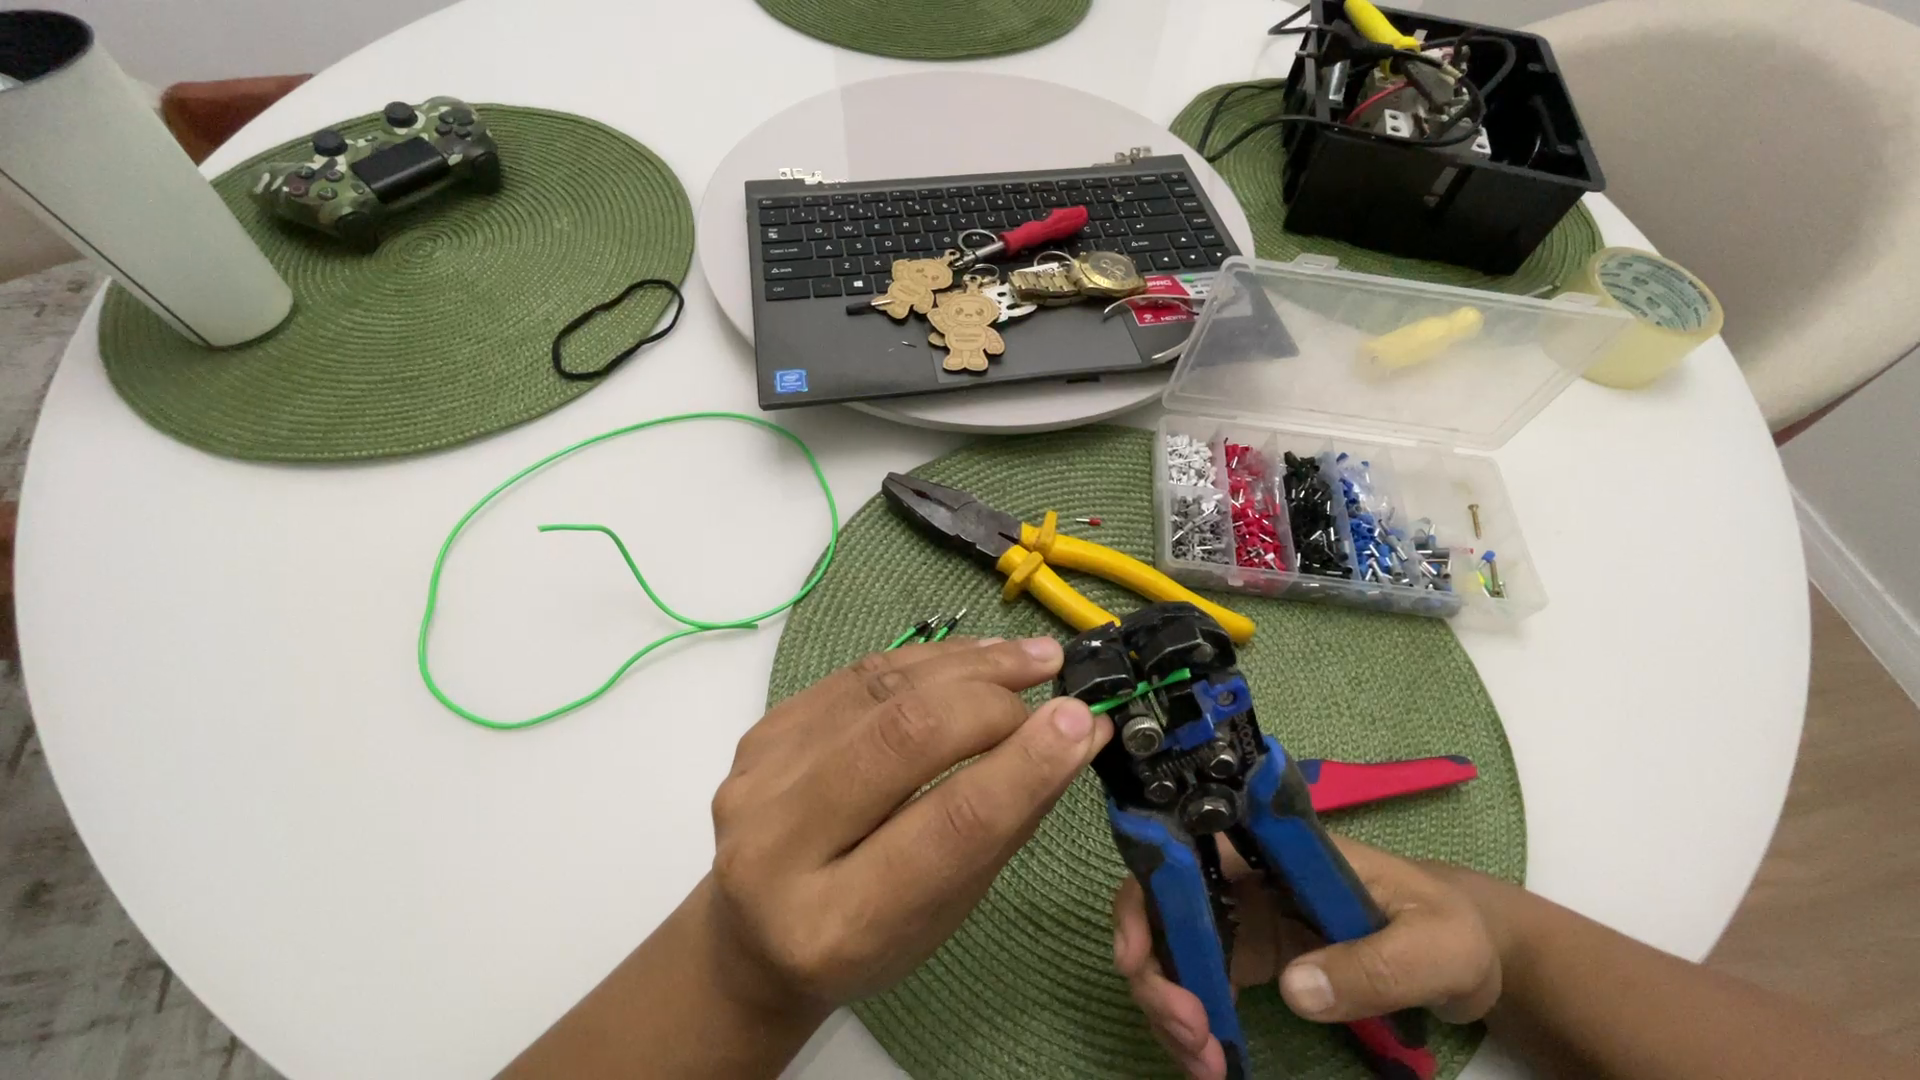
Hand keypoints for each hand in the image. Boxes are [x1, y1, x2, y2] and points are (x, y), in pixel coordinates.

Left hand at [701, 636, 1112, 1019]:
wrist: (757, 933)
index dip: (1022, 765)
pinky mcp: (760, 733)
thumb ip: (1006, 822)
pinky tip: (976, 656)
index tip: (1082, 720)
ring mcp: (759, 779)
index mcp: (835, 924)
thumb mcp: (947, 910)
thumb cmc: (870, 940)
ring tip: (1032, 656)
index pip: (948, 826)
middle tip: (1053, 686)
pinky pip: (857, 675)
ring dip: (968, 665)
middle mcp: (778, 845)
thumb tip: (1075, 732)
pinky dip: (927, 659)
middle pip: (903, 737)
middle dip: (991, 702)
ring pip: (881, 690)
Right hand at [1112, 835, 1502, 1079]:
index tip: (1136, 958)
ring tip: (1203, 1064)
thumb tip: (1293, 990)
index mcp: (1274, 850)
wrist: (1465, 953)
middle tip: (1190, 1036)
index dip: (1146, 896)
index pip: (1186, 851)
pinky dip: (1192, 1022)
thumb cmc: (1451, 929)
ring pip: (1170, 948)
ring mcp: (1241, 915)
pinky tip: (1210, 1060)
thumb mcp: (1433, 948)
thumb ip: (1371, 965)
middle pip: (1162, 906)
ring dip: (1169, 1005)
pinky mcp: (1248, 954)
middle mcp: (1243, 874)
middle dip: (1156, 971)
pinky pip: (1197, 981)